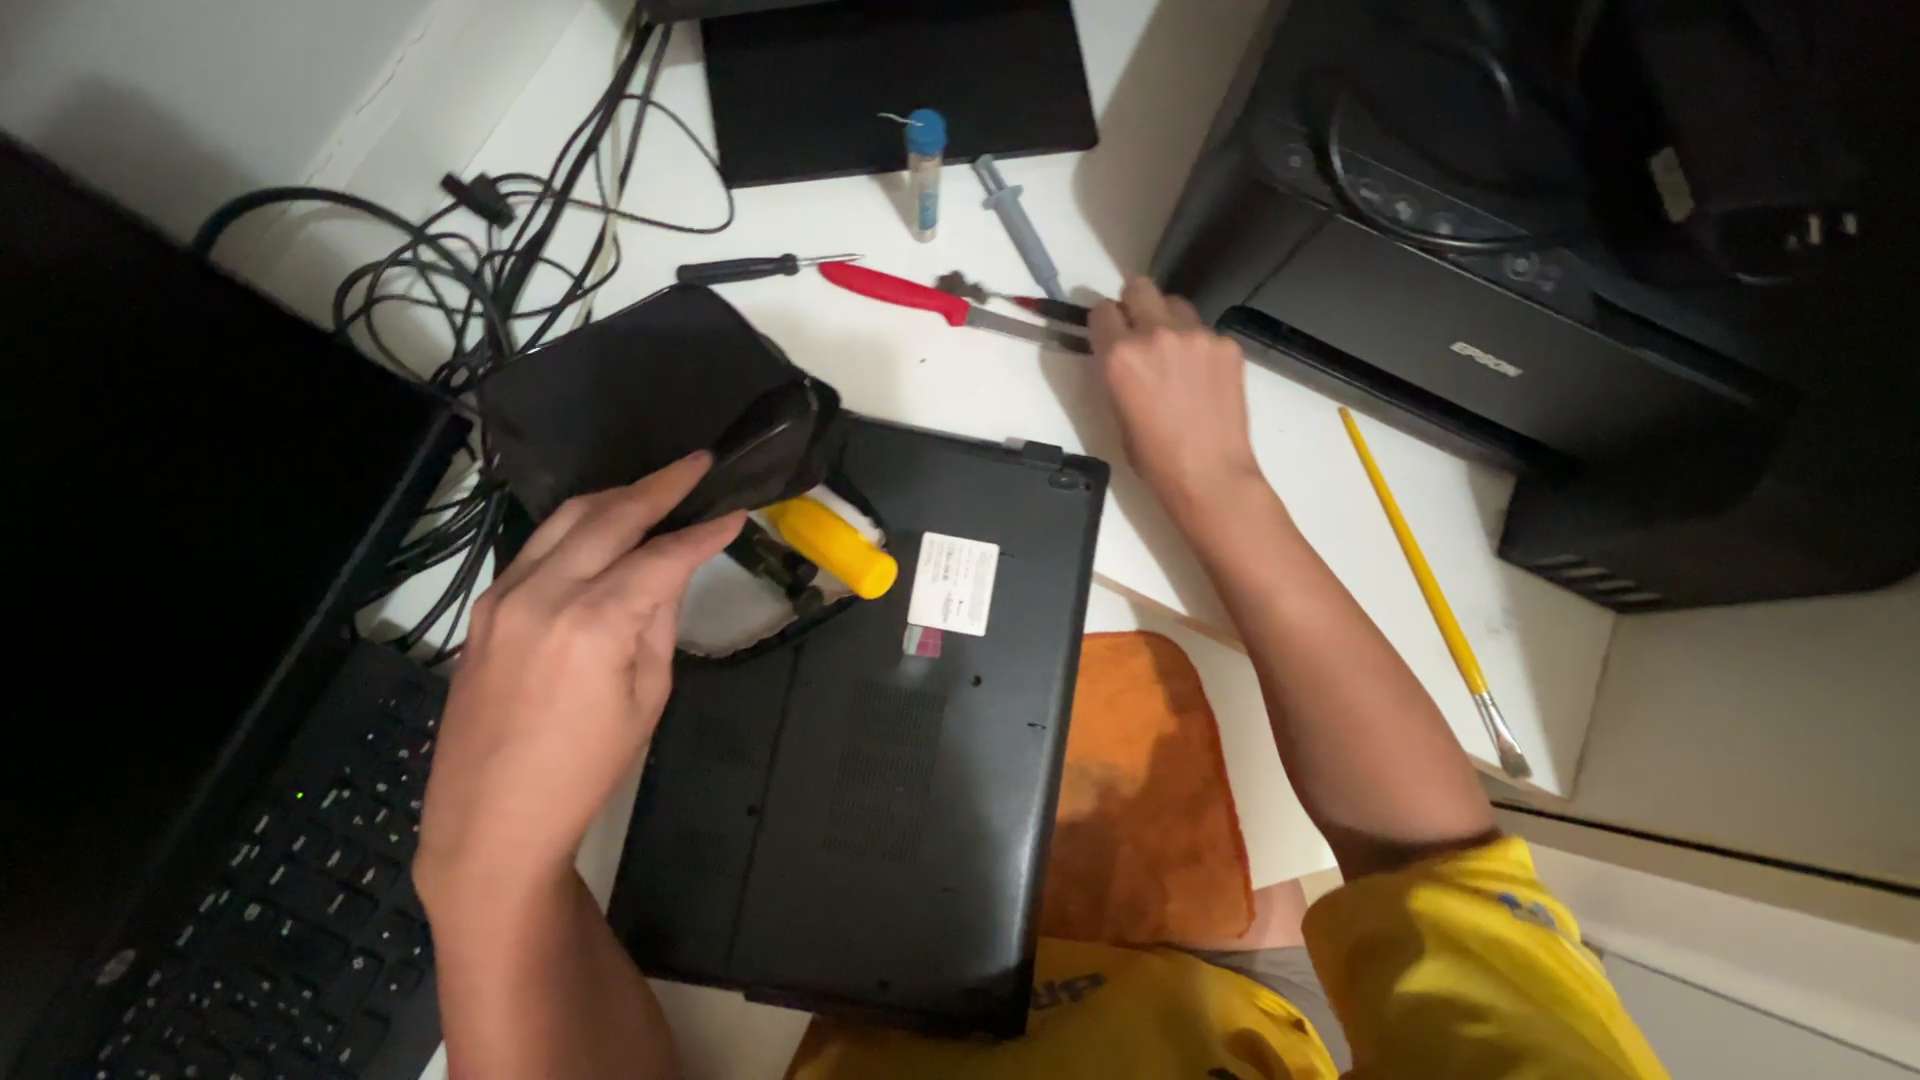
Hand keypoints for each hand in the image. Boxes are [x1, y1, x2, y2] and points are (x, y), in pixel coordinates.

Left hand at [415, 454, 744, 915]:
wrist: (491, 819)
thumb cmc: (586, 769)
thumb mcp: (646, 696)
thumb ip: (659, 620)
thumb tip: (672, 570)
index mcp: (593, 625)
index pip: (661, 556)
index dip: (703, 531)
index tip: (735, 509)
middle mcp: (543, 594)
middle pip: (609, 517)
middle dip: (660, 486)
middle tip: (698, 464)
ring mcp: (504, 596)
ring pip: (566, 519)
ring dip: (616, 496)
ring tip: (658, 484)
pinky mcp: (485, 607)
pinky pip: (539, 545)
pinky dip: (579, 524)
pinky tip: (605, 525)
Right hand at [1089, 278, 1263, 521]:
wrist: (1209, 474)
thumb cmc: (1153, 458)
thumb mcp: (1116, 413)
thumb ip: (1115, 372)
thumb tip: (1119, 353)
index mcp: (1119, 355)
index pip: (1101, 310)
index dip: (1104, 323)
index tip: (1109, 335)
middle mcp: (1156, 333)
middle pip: (1139, 287)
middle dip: (1134, 305)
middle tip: (1139, 333)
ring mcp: (1197, 335)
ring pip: (1175, 305)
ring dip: (1169, 321)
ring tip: (1176, 357)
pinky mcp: (1227, 344)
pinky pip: (1205, 331)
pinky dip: (1199, 347)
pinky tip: (1203, 378)